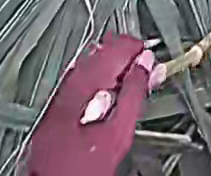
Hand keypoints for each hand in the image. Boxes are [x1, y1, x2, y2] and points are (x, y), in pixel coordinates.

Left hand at [24, 35, 160, 175]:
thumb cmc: (79, 169)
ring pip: (95, 67)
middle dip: (129, 61)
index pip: (116, 47)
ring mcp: (61, 94)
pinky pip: (85, 83)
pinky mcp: (58, 108)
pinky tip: (112, 98)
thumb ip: (134, 94)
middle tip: (149, 72)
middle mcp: (68, 81)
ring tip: (134, 85)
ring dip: (118, 72)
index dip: (139, 51)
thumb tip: (146, 64)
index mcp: (83, 80)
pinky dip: (103, 84)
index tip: (153, 61)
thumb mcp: (116, 133)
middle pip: (104, 54)